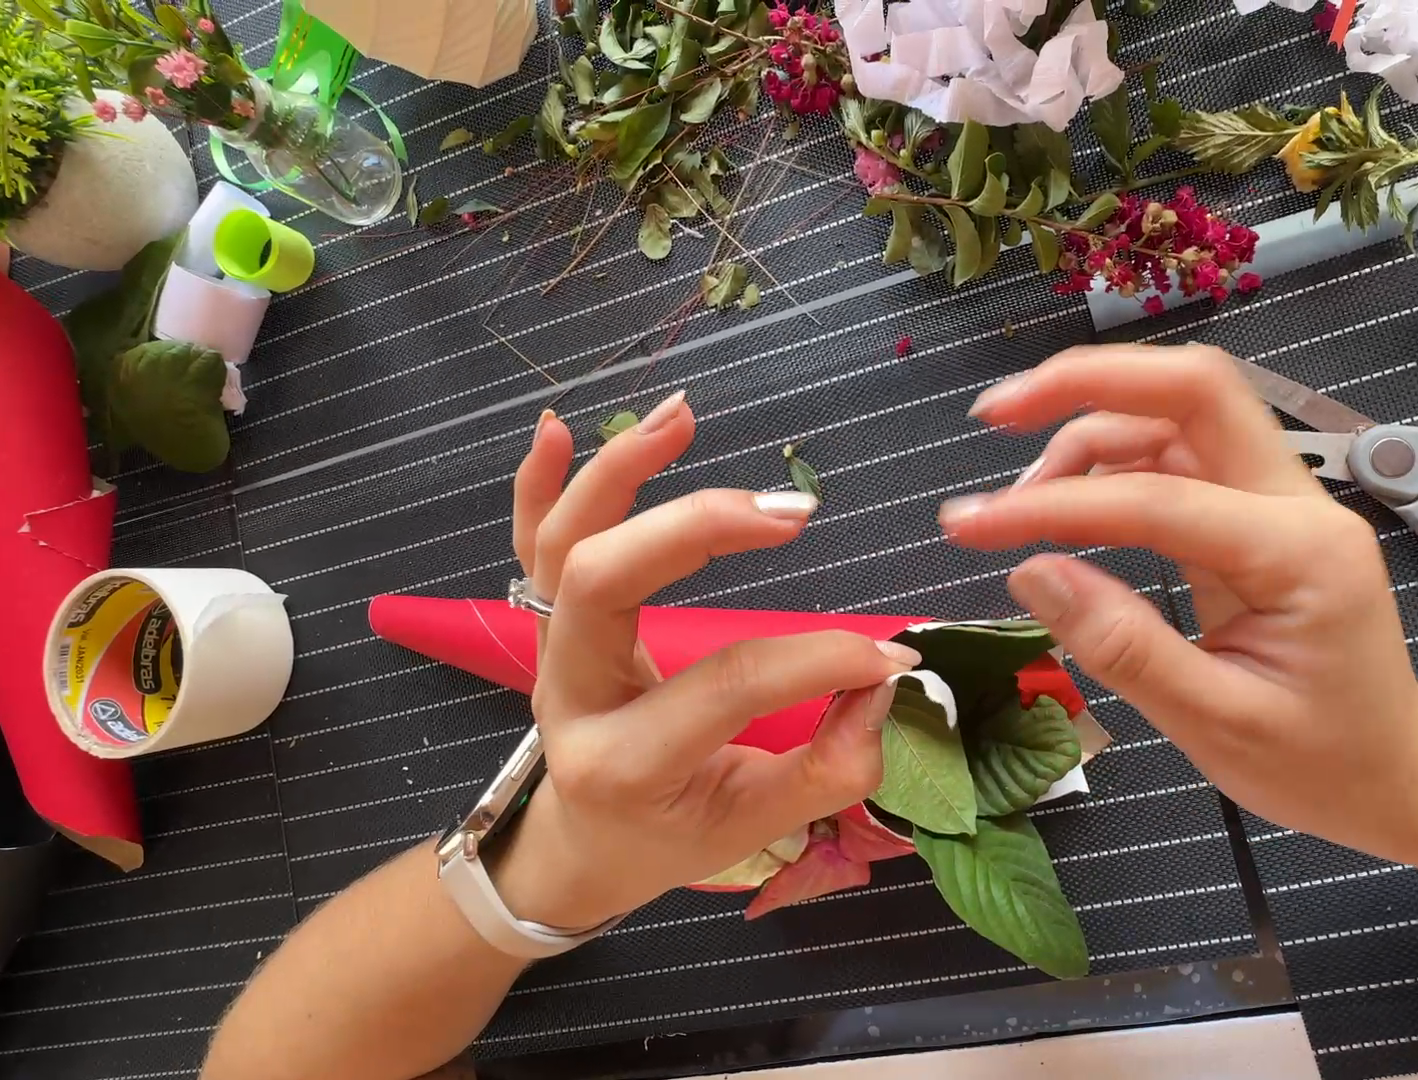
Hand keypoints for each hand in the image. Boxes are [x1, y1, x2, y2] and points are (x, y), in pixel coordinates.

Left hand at [493, 394, 917, 929]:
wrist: (585, 845)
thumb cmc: (672, 837)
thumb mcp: (757, 827)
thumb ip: (830, 766)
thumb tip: (880, 681)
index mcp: (626, 763)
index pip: (729, 685)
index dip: (820, 660)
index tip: (888, 654)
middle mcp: (570, 697)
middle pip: (604, 581)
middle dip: (700, 528)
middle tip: (790, 514)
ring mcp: (546, 652)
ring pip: (560, 546)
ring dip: (620, 472)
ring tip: (683, 416)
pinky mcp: (545, 623)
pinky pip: (529, 546)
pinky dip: (541, 483)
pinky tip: (561, 426)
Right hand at [938, 345, 1417, 858]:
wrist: (1395, 772)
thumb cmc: (1319, 762)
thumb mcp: (1216, 725)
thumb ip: (1123, 646)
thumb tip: (1031, 573)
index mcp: (1300, 555)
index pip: (1158, 500)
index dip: (1055, 507)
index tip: (969, 527)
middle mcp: (1294, 500)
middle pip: (1193, 390)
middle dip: (1086, 383)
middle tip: (996, 413)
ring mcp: (1274, 498)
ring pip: (1173, 416)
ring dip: (1086, 427)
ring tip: (1017, 494)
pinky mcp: (1246, 513)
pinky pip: (1171, 458)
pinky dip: (1105, 463)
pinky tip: (1062, 501)